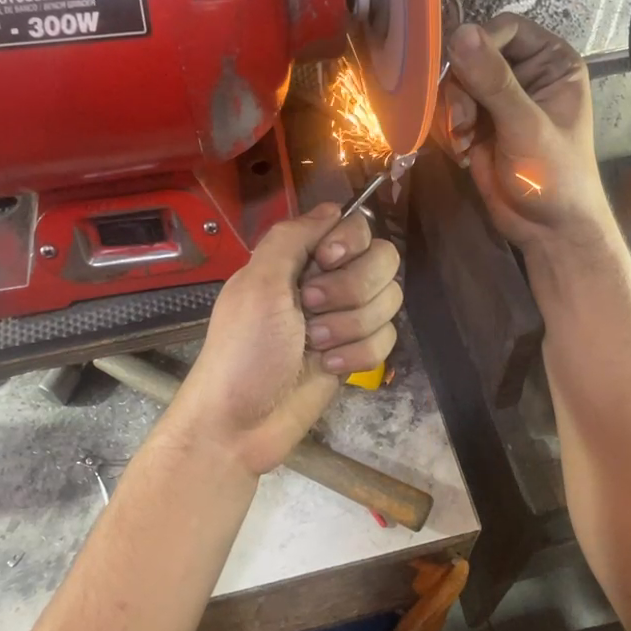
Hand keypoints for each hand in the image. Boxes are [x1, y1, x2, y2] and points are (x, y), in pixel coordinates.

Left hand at [166, 203, 401, 477]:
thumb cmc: (243, 350)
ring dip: (352, 326)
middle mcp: (325, 282)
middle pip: (383, 261)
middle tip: (310, 310)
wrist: (241, 423)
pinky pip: (386, 339)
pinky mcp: (354, 354)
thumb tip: (334, 207)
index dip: (350, 243)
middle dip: (351, 290)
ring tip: (315, 345)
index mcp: (298, 259)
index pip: (355, 226)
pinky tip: (328, 368)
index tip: (327, 262)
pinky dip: (358, 355)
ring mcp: (342, 319)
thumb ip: (292, 237)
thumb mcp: (257, 284)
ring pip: (388, 302)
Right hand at [444, 15, 612, 257]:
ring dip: (453, 111)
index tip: (459, 74)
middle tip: (463, 122)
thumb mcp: (525, 126)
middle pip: (474, 55)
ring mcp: (500, 100)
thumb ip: (493, 81)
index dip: (479, 46)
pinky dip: (450, 129)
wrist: (548, 230)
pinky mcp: (479, 125)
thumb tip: (460, 33)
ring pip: (456, 83)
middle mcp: (526, 74)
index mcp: (552, 62)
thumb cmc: (554, 176)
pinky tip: (463, 152)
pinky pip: (451, 110)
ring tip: (464, 141)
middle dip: (461, 87)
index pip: (505, 29)